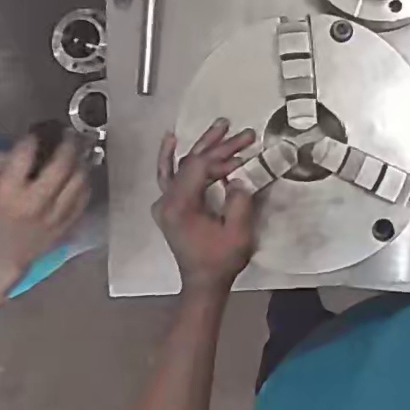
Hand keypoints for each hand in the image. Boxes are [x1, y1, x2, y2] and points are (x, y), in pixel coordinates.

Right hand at [0, 132, 91, 293]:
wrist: (2, 258)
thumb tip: (19, 146)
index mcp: (8, 193)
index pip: (24, 156)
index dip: (32, 139)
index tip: (37, 133)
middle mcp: (36, 202)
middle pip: (61, 164)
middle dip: (68, 143)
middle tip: (69, 133)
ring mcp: (56, 214)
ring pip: (79, 178)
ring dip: (82, 159)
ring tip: (80, 148)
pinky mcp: (69, 222)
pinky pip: (85, 195)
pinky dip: (86, 180)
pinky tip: (82, 171)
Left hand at [152, 120, 259, 296]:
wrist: (204, 283)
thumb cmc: (221, 260)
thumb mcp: (237, 233)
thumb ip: (239, 202)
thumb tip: (238, 178)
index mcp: (180, 206)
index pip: (199, 168)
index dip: (223, 157)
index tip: (245, 155)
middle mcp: (167, 200)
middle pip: (190, 162)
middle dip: (218, 145)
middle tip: (241, 131)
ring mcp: (165, 203)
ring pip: (180, 165)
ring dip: (201, 146)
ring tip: (219, 126)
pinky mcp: (170, 206)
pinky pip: (168, 175)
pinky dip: (171, 157)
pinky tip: (172, 140)